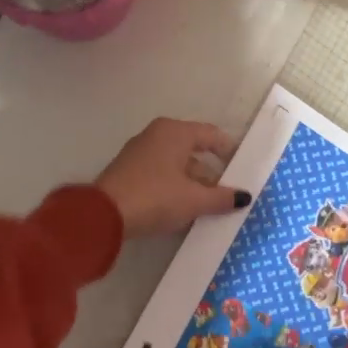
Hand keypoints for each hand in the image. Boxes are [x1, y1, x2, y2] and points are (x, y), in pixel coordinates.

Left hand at [95, 118, 251, 237]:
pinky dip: (175, 187)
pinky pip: (161, 174)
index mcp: (175, 132)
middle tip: (229, 194)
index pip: (212, 135)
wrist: (103, 216)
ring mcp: (139, 152)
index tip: (244, 169)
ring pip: (176, 164)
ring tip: (209, 207)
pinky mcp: (128, 171)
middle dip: (212, 173)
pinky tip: (183, 208)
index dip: (230, 151)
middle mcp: (157, 135)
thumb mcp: (194, 200)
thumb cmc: (155, 198)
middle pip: (194, 150)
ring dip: (194, 183)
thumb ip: (222, 198)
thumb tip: (243, 197)